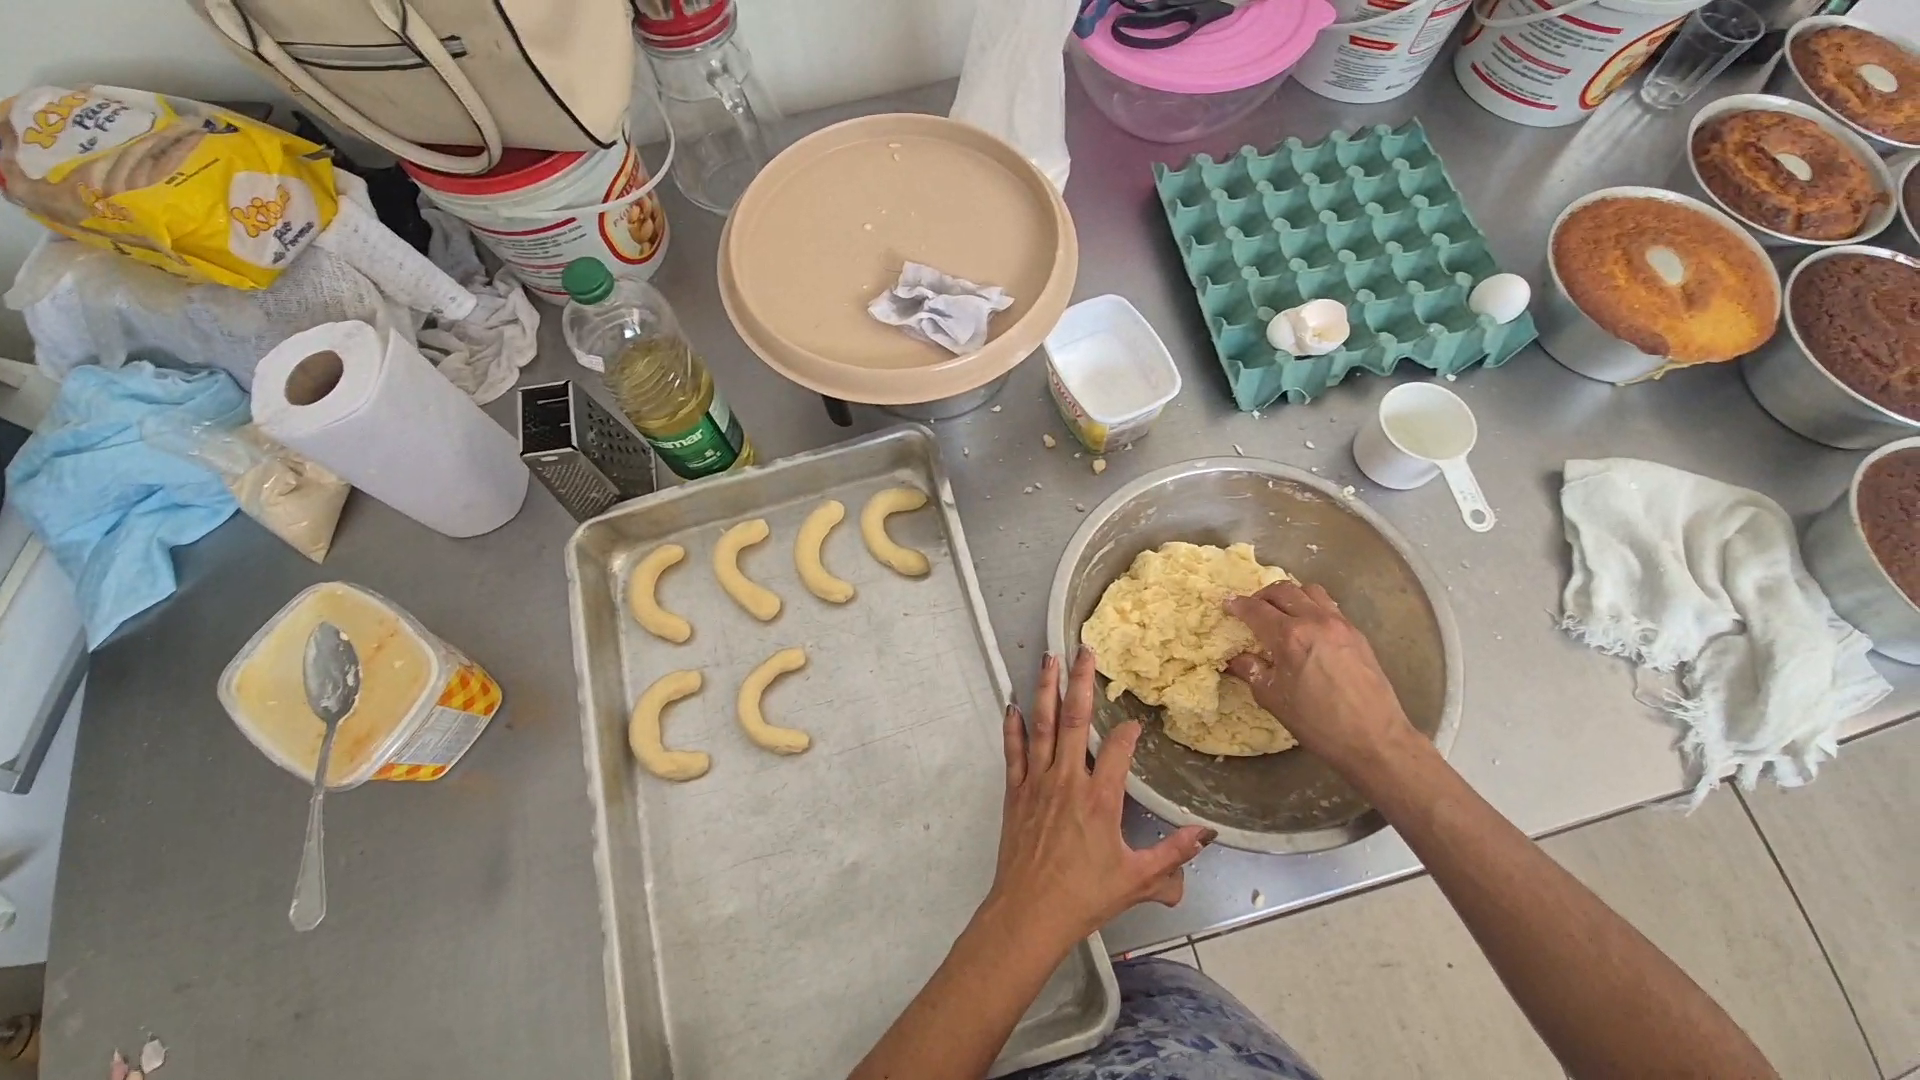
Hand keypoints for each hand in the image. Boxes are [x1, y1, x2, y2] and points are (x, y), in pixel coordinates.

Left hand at [985, 647, 1214, 951]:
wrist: (1029, 913)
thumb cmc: (1084, 896)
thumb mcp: (1138, 879)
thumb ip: (1174, 853)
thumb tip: (1206, 834)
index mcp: (1099, 798)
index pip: (1117, 748)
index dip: (1129, 731)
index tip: (1136, 722)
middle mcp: (1067, 780)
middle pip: (1074, 719)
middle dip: (1080, 681)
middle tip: (1082, 649)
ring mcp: (1036, 783)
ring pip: (1040, 725)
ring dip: (1044, 689)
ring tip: (1047, 659)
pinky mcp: (1014, 793)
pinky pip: (1013, 752)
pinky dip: (1013, 727)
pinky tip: (1012, 705)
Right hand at [1223, 581, 1419, 776]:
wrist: (1374, 738)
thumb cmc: (1317, 722)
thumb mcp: (1273, 698)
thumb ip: (1250, 671)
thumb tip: (1234, 659)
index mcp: (1289, 637)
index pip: (1256, 610)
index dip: (1237, 605)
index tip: (1227, 605)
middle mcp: (1315, 621)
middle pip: (1283, 591)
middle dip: (1261, 596)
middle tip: (1251, 608)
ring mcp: (1340, 624)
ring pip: (1309, 591)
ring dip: (1290, 595)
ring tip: (1281, 611)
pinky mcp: (1357, 633)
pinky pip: (1329, 606)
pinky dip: (1312, 606)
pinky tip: (1308, 626)